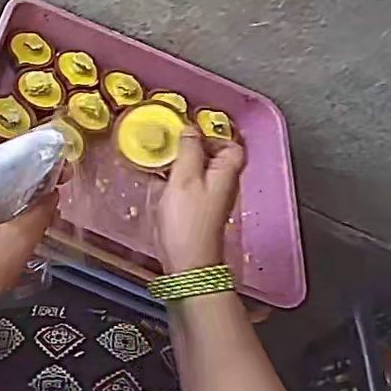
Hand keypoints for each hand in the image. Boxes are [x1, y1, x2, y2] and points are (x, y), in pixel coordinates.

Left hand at [0, 165, 57, 327]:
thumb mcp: (17, 241)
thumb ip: (40, 211)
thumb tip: (52, 193)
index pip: (8, 161)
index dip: (39, 164)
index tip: (64, 171)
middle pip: (2, 176)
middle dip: (32, 185)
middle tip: (59, 192)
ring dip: (21, 201)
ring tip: (46, 211)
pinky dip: (8, 213)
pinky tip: (26, 225)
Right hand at [156, 127, 245, 272]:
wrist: (187, 261)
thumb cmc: (187, 220)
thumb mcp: (184, 178)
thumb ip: (189, 150)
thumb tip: (190, 129)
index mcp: (226, 172)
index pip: (231, 144)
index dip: (212, 135)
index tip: (188, 132)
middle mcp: (222, 184)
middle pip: (214, 157)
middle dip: (193, 147)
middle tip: (171, 145)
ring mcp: (210, 198)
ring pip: (200, 171)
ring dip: (181, 164)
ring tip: (161, 162)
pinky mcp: (197, 210)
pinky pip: (189, 186)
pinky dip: (176, 180)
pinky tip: (159, 182)